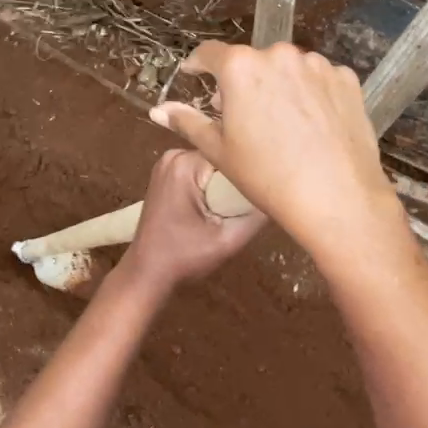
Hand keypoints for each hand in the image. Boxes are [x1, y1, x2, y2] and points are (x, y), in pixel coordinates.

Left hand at [118, 149, 267, 291]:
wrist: (146, 273)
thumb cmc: (184, 258)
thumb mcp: (228, 240)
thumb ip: (256, 215)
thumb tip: (280, 194)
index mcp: (185, 163)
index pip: (232, 156)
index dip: (250, 172)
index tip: (266, 188)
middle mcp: (174, 155)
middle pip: (223, 159)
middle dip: (237, 179)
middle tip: (255, 201)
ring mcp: (168, 162)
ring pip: (214, 166)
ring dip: (226, 184)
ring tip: (238, 205)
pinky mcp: (167, 174)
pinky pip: (201, 171)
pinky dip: (212, 186)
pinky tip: (221, 205)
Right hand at [149, 41, 412, 284]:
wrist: (338, 198)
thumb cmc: (268, 178)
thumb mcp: (219, 152)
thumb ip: (188, 122)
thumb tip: (158, 110)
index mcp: (241, 67)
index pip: (209, 53)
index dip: (198, 65)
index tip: (195, 74)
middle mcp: (279, 55)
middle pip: (251, 61)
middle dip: (242, 83)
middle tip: (242, 118)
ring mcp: (317, 65)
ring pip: (287, 69)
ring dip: (278, 87)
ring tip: (281, 126)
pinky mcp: (346, 79)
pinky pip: (318, 79)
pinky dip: (310, 94)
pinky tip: (311, 127)